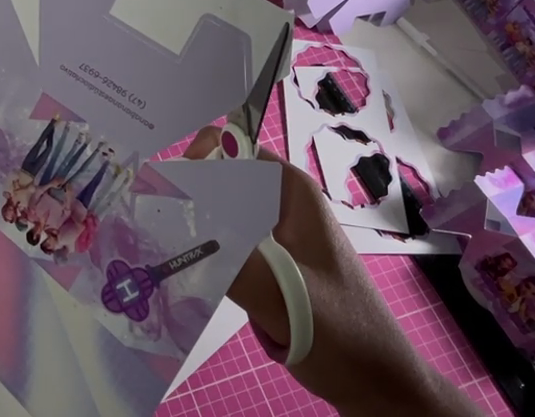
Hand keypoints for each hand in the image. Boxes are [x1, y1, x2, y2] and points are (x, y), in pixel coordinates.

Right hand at [185, 127, 480, 416]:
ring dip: (192, 228)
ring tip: (163, 250)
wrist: (380, 389)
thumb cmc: (343, 336)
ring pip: (216, 211)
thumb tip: (170, 225)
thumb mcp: (284, 296)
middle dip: (185, 196)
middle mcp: (279, 200)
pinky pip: (224, 241)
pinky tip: (185, 273)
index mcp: (290, 190)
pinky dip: (204, 253)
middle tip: (154, 227)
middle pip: (216, 177)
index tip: (167, 192)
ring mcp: (273, 231)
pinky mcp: (267, 260)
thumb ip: (229, 257)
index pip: (229, 145)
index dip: (194, 159)